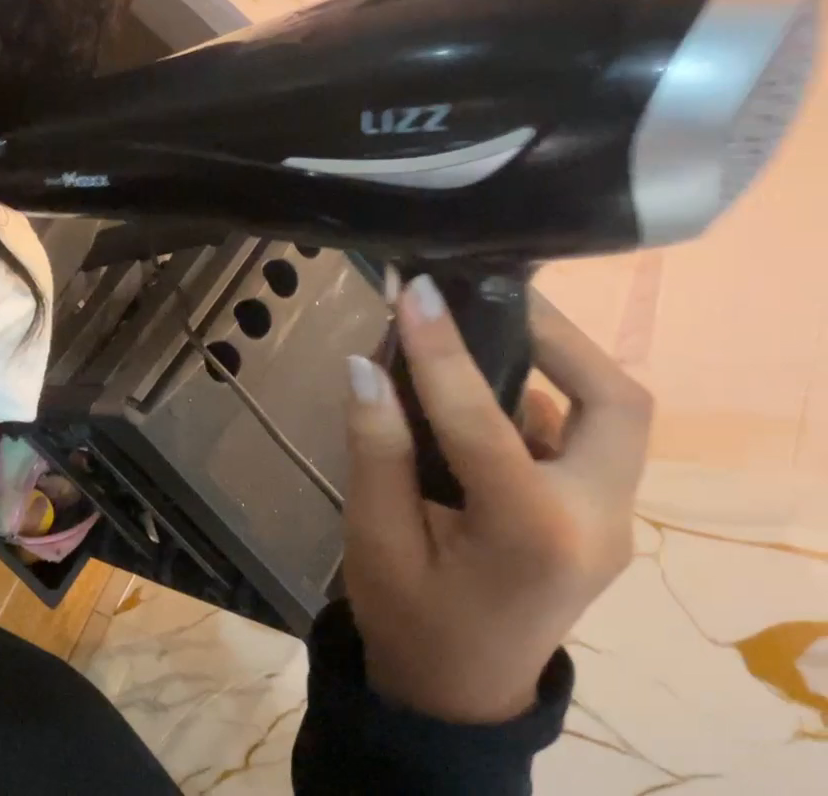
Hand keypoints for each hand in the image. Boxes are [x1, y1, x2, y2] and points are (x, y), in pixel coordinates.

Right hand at [342, 277, 650, 723]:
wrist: (459, 689)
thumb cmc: (407, 615)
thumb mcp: (373, 537)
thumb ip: (376, 450)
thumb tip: (363, 367)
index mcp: (533, 532)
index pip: (486, 420)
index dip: (442, 350)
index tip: (414, 290)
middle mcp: (598, 520)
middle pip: (616, 404)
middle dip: (558, 338)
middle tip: (489, 296)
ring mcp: (613, 521)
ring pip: (612, 419)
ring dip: (557, 364)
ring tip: (482, 327)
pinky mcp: (601, 519)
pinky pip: (588, 441)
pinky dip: (545, 400)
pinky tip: (485, 394)